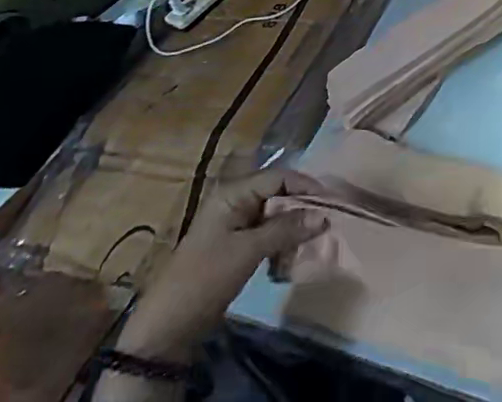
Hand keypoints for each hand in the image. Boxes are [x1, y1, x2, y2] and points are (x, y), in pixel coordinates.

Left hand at [114, 168, 328, 360]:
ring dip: (294, 226)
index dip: (306, 186)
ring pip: (275, 214)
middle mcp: (235, 201)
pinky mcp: (237, 245)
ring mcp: (235, 224)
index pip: (278, 177)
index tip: (332, 202)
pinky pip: (267, 233)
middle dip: (302, 207)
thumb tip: (324, 215)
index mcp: (233, 193)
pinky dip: (282, 241)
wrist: (168, 325)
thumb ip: (286, 229)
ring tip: (315, 239)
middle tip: (328, 221)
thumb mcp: (249, 250)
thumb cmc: (206, 277)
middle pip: (278, 193)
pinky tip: (294, 254)